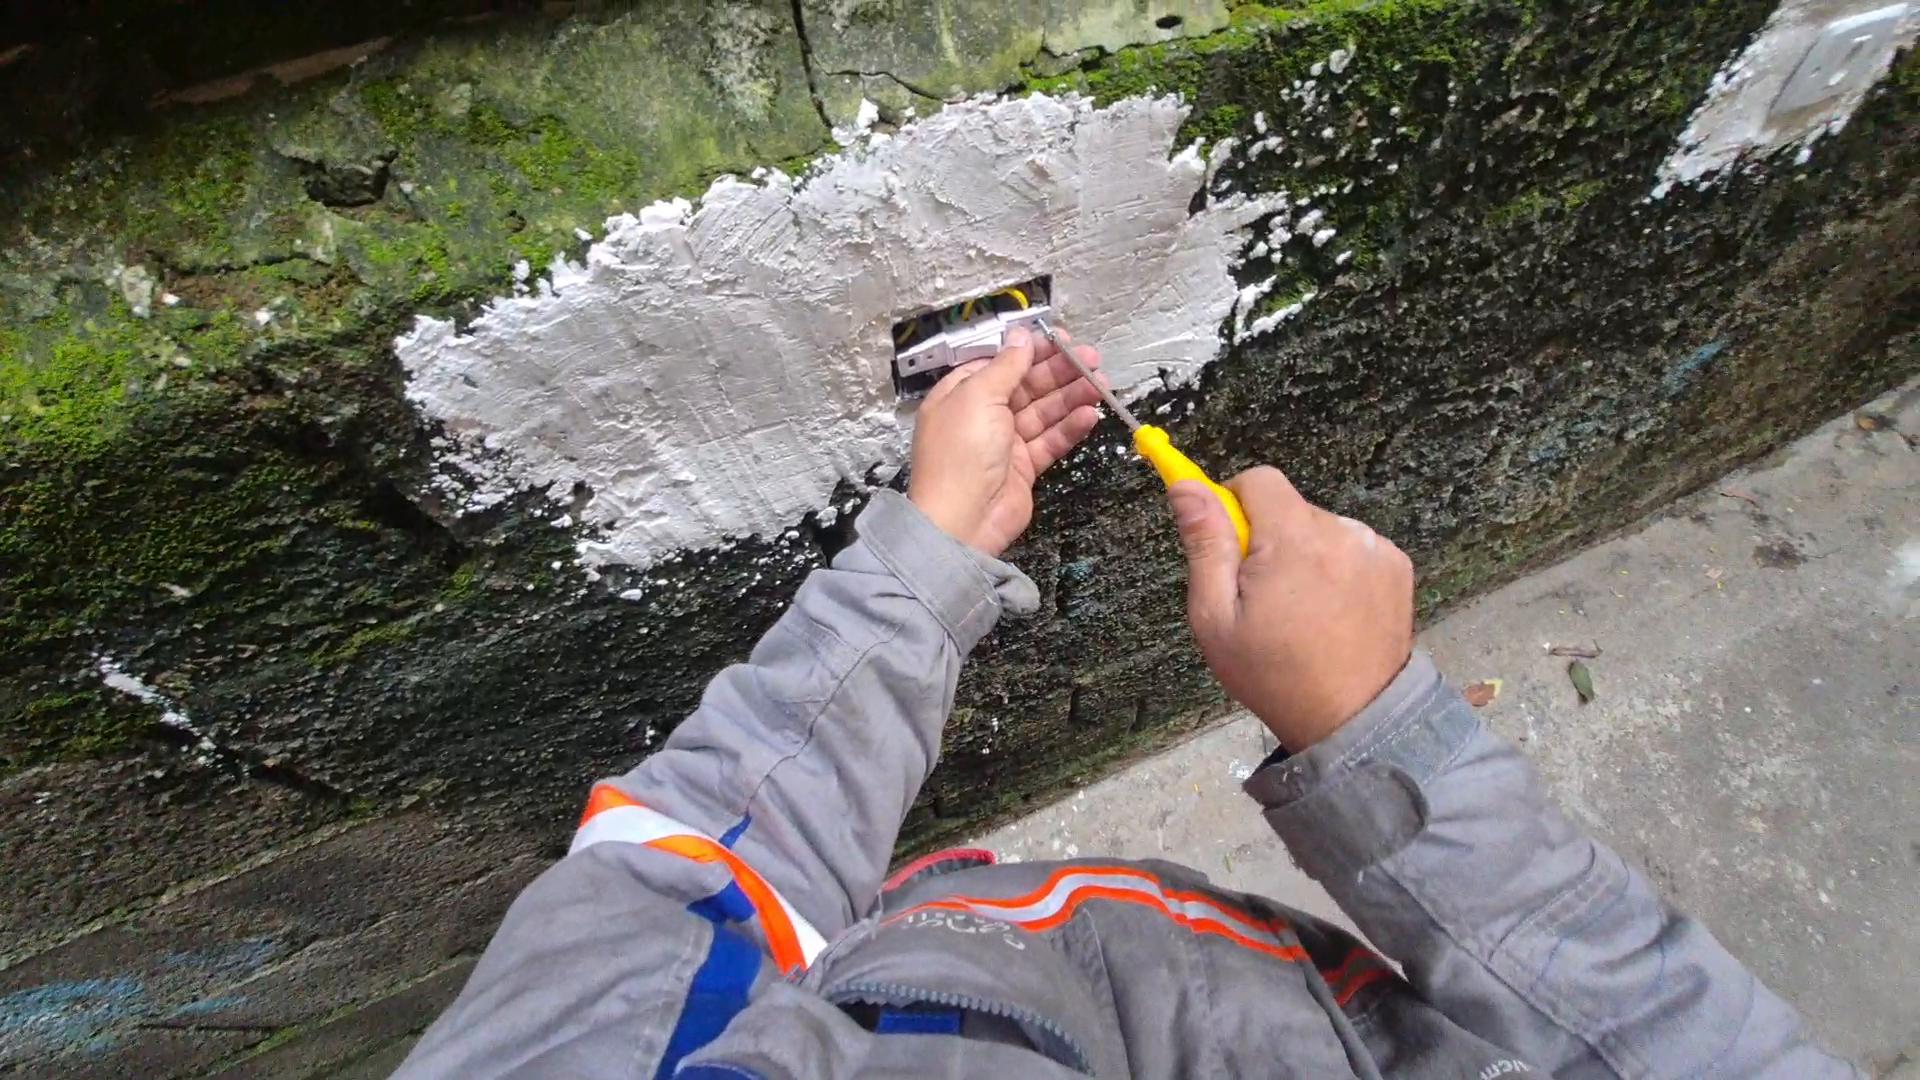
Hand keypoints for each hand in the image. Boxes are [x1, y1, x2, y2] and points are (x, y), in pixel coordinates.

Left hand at [907, 326, 1104, 556]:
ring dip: (1071, 396)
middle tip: (1092, 359)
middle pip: (1025, 386)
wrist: (962, 520)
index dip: (1029, 351)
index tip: (1060, 340)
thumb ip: (1005, 366)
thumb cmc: (960, 453)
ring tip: (1101, 383)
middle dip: (1058, 371)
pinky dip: (1070, 427)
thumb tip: (1020, 336)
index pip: (999, 364)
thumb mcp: (978, 396)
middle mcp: (981, 416)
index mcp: (961, 395)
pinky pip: (1050, 441)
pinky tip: (1091, 414)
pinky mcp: (1023, 467)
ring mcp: (1003, 443)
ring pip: (1043, 412)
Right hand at [1169, 468, 1413, 750]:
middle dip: (1265, 537)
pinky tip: (1327, 609)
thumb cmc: (1272, 673)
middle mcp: (1343, 532)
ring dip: (1300, 551)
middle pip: (1287, 506)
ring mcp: (1376, 548)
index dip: (1232, 503)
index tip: (1227, 544)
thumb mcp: (1214, 615)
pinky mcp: (1397, 566)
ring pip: (1317, 526)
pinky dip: (1332, 565)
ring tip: (1296, 607)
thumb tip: (1185, 486)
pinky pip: (1348, 544)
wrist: (1353, 720)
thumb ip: (1204, 543)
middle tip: (1258, 594)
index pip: (1258, 479)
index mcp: (1294, 540)